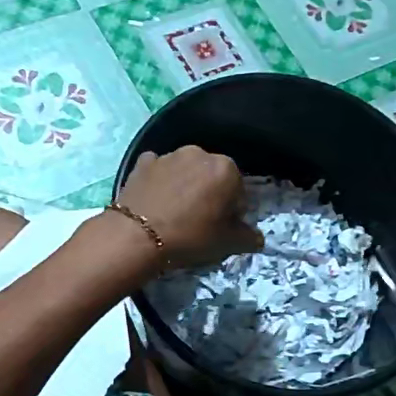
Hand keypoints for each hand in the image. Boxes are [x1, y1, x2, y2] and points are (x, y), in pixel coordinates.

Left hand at [115, 146, 263, 268]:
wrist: (137, 237)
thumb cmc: (191, 237)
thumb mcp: (228, 243)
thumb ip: (249, 237)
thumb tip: (257, 238)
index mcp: (226, 169)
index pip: (238, 190)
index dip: (233, 210)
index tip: (222, 227)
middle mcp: (200, 153)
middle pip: (212, 175)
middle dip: (210, 193)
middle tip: (200, 220)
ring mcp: (169, 155)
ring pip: (186, 170)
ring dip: (186, 185)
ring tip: (176, 212)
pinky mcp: (143, 162)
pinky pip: (159, 169)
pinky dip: (160, 180)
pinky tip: (156, 201)